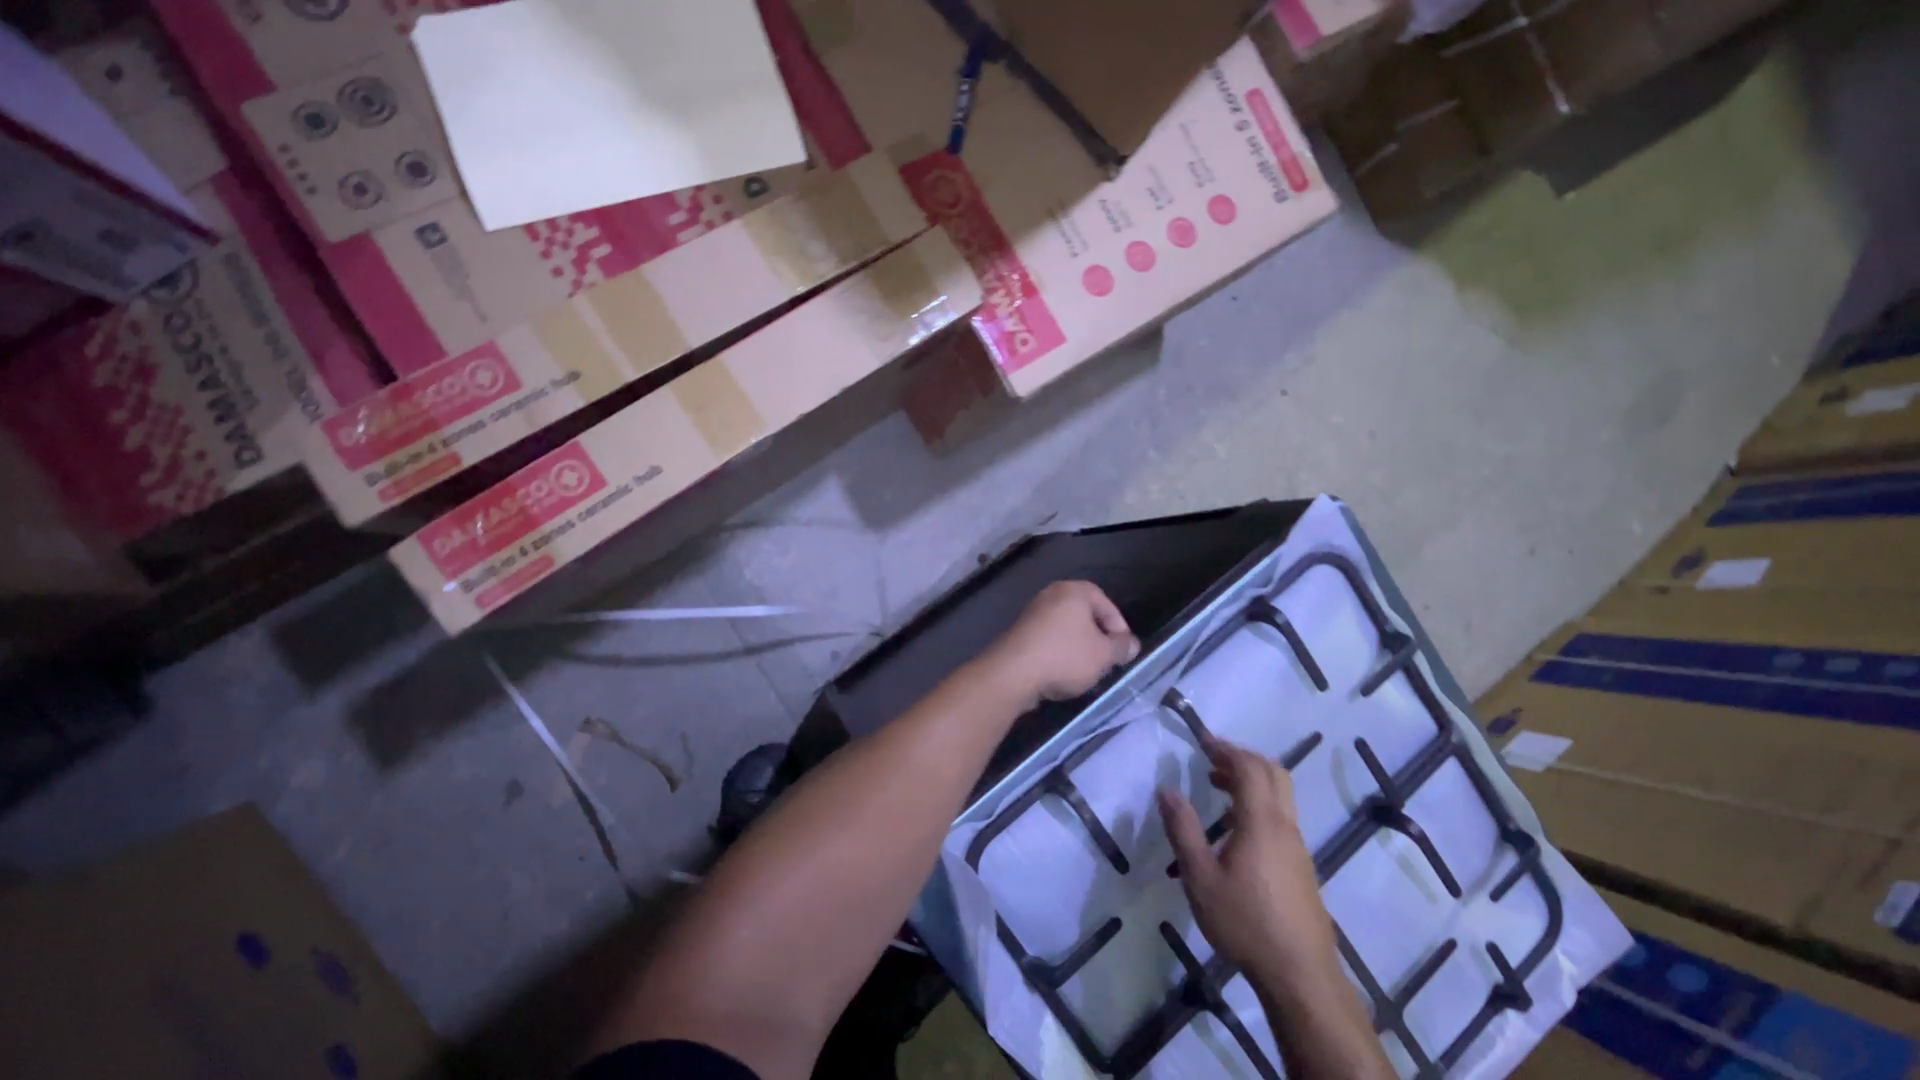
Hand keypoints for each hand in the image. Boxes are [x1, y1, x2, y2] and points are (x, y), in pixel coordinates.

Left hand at [980, 581, 1139, 705]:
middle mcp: (1051, 595)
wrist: (1013, 673)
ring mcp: (1032, 614)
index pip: (1106, 604)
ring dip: (1079, 649)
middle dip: (1098, 639)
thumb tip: (1132, 644)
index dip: (1119, 628)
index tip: (1124, 651)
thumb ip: (1122, 648)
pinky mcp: (1019, 634)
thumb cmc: (1065, 656)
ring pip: (1066, 630)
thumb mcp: (1103, 655)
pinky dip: (1059, 654)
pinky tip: (1062, 674)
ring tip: (1087, 672)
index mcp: (1074, 591)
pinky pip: (1048, 641)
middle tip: (1107, 661)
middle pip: (1085, 616)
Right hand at [1160, 739, 1337, 985]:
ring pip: (1280, 795)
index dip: (1225, 749)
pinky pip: (1281, 817)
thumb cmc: (1244, 922)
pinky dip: (1258, 804)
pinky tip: (1234, 830)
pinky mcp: (1301, 865)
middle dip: (1242, 758)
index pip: (1248, 768)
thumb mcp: (1200, 878)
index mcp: (1261, 822)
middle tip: (1211, 758)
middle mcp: (1284, 825)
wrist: (1298, 971)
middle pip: (1273, 773)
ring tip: (1217, 787)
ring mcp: (1297, 846)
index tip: (1201, 741)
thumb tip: (1167, 790)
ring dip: (1251, 781)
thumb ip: (1183, 830)